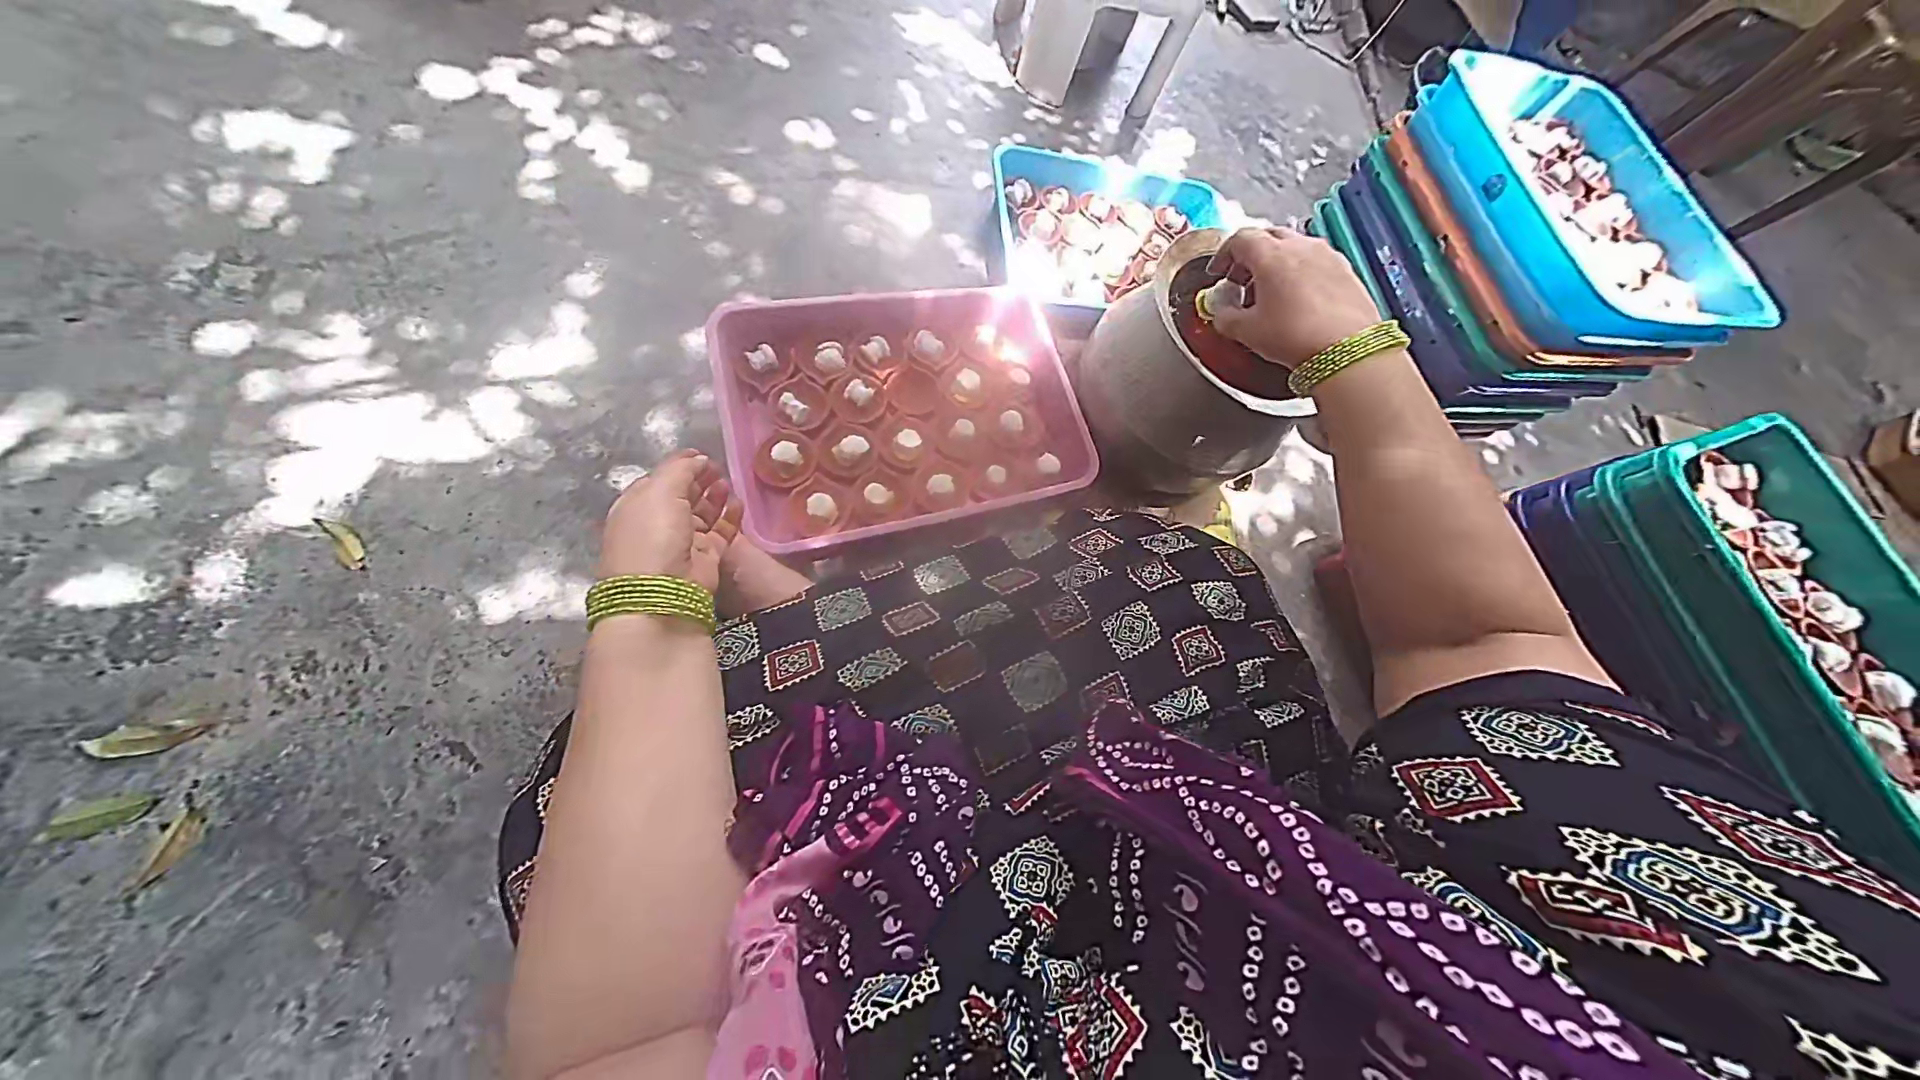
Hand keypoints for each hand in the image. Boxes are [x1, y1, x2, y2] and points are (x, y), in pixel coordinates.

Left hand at [599, 451, 738, 593]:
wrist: (663, 590)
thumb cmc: (654, 534)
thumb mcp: (660, 491)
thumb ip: (679, 469)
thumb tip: (697, 459)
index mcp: (637, 506)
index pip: (660, 479)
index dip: (680, 466)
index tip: (702, 455)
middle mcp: (658, 523)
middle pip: (682, 495)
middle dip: (699, 479)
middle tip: (719, 468)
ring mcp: (683, 542)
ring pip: (702, 513)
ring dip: (715, 496)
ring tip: (727, 483)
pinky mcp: (706, 557)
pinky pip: (721, 532)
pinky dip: (730, 517)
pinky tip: (738, 502)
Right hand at [1205, 227, 1382, 369]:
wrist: (1345, 348)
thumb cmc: (1296, 336)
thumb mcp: (1246, 331)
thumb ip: (1225, 318)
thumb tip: (1221, 313)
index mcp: (1271, 255)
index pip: (1240, 239)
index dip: (1223, 255)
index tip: (1218, 271)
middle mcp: (1301, 246)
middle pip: (1268, 236)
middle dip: (1250, 256)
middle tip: (1240, 280)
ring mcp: (1327, 255)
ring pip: (1294, 247)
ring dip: (1275, 263)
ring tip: (1267, 293)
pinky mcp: (1345, 270)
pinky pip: (1315, 261)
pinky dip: (1298, 272)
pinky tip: (1294, 300)